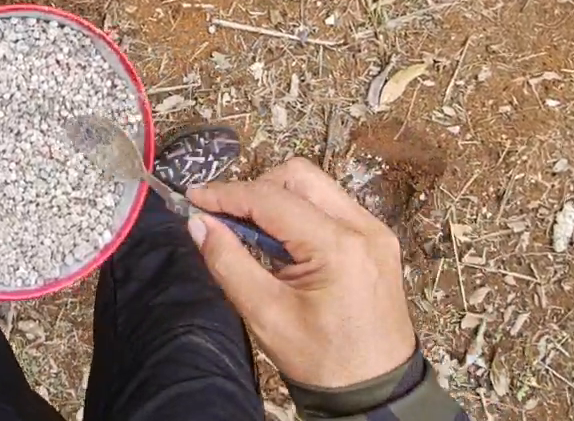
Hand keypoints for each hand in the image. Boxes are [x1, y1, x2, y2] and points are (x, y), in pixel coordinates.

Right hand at [186, 157, 415, 389]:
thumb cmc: (322, 361)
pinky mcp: (376, 237)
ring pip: (314, 184)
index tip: (193, 197)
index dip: (227, 194)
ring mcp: (375, 230)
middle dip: (256, 188)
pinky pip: (329, 203)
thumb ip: (228, 262)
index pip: (271, 198)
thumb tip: (197, 221)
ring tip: (254, 230)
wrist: (380, 397)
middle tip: (229, 217)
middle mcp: (363, 227)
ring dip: (277, 196)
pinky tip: (283, 240)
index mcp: (339, 247)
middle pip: (297, 176)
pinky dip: (298, 209)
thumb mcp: (266, 316)